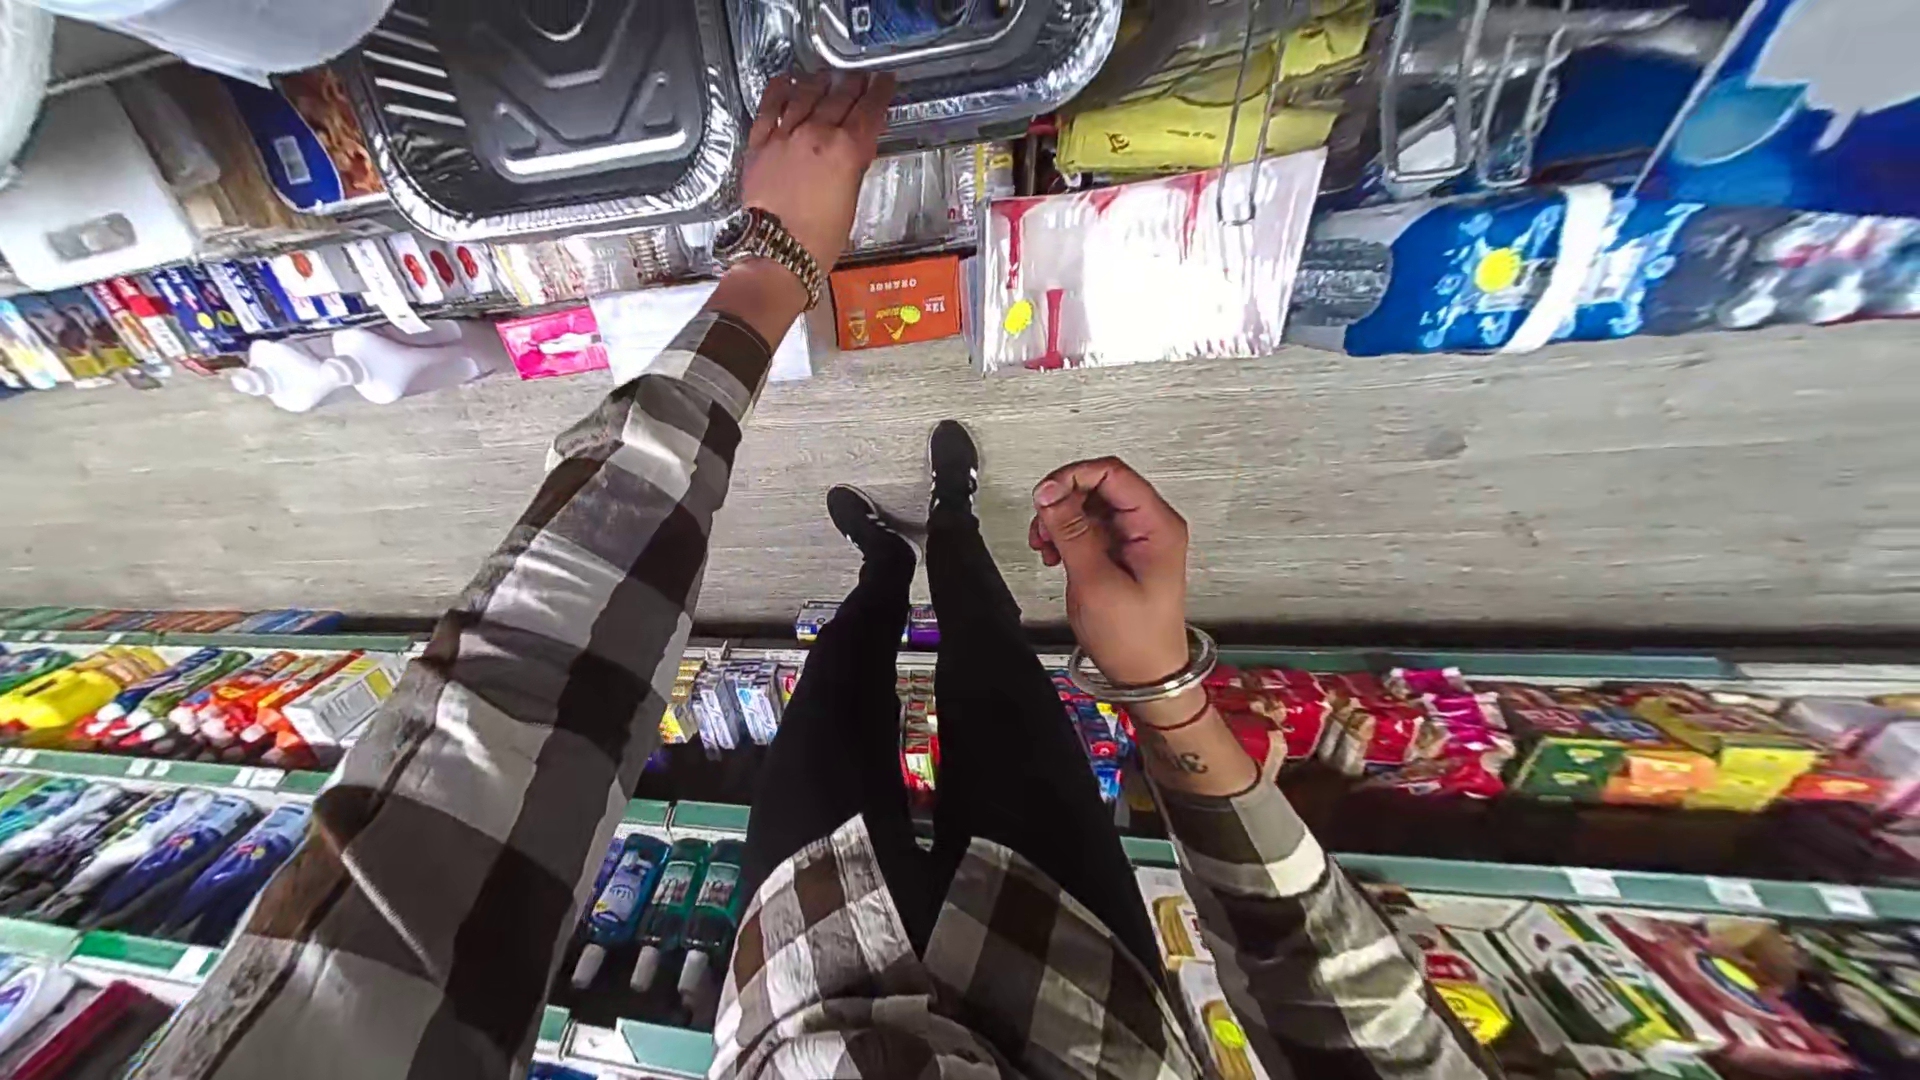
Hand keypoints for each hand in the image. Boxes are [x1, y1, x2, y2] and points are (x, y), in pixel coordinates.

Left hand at [741, 72, 895, 272]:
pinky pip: (770, 106)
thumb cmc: (817, 242)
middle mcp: (815, 134)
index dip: (879, 94)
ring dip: (820, 83)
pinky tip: (786, 81)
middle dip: (853, 85)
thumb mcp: (849, 206)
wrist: (778, 252)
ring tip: (828, 77)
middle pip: (838, 98)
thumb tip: (853, 155)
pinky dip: (779, 89)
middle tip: (860, 78)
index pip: (868, 112)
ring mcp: (786, 135)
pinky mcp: (761, 143)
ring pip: (805, 95)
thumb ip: (851, 171)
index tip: (883, 83)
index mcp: (845, 151)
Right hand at [1029, 458, 1191, 687]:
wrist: (1143, 674)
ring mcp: (1132, 538)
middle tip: (1040, 524)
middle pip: (1098, 486)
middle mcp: (1148, 525)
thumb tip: (1050, 492)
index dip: (1073, 477)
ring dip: (1058, 519)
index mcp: (1156, 526)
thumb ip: (1071, 531)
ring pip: (1087, 505)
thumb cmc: (1132, 637)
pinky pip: (1085, 526)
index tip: (1044, 496)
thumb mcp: (1096, 581)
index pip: (1113, 473)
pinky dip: (1063, 534)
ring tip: (1043, 545)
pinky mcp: (1117, 551)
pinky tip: (1053, 553)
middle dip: (1062, 501)